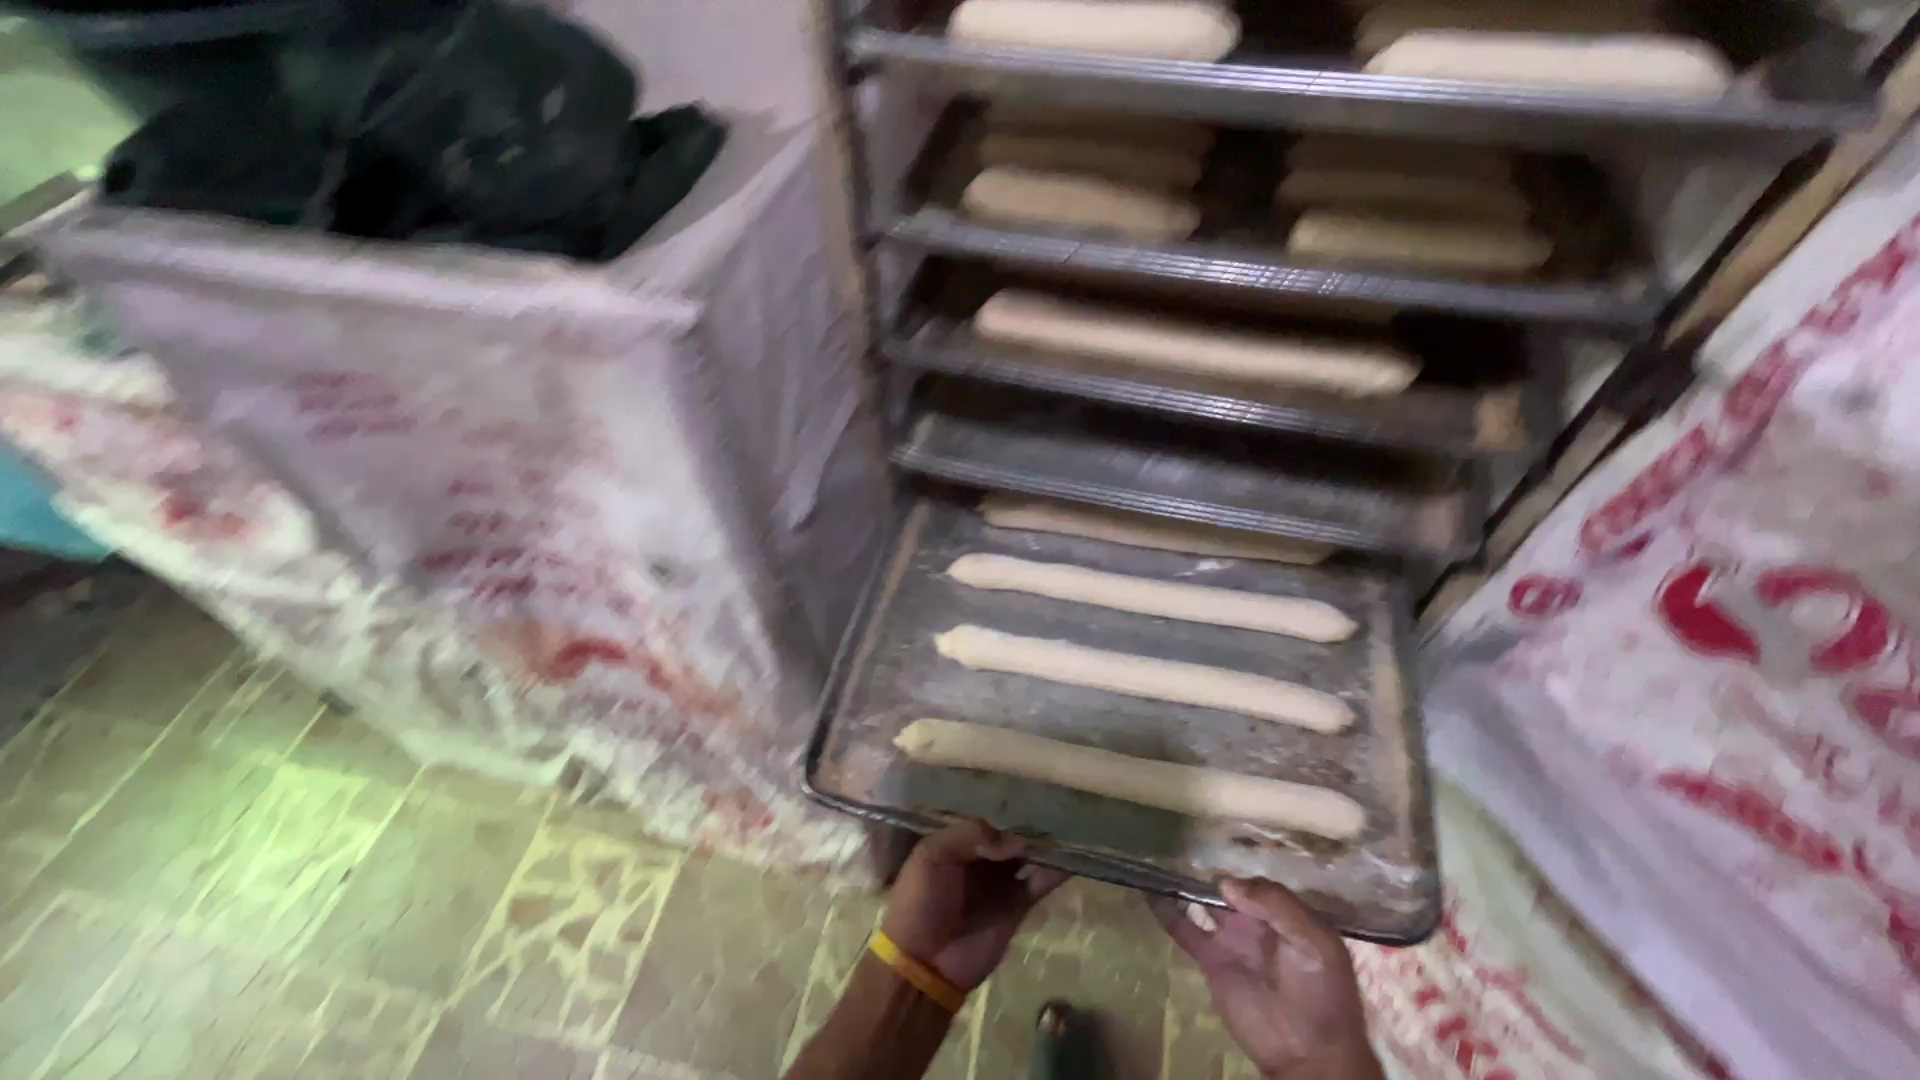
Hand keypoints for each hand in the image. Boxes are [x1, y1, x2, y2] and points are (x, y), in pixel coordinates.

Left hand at [881, 821, 1068, 990]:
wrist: (924, 961)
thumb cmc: (921, 901)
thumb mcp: (932, 855)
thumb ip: (971, 835)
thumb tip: (1017, 841)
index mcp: (956, 843)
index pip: (987, 820)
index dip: (1005, 809)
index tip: (1031, 795)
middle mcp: (981, 859)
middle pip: (1011, 835)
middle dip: (1031, 824)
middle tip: (1059, 806)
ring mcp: (1001, 882)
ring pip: (1029, 856)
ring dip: (1046, 845)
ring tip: (1073, 828)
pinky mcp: (1017, 906)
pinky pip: (1039, 883)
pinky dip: (1056, 871)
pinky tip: (1072, 858)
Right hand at [1153, 879, 1382, 1079]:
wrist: (1308, 1052)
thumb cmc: (1320, 993)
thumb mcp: (1314, 942)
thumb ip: (1277, 906)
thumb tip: (1225, 884)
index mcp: (1285, 913)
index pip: (1257, 883)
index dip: (1240, 875)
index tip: (1220, 872)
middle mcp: (1256, 920)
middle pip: (1227, 888)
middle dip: (1207, 870)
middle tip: (1177, 844)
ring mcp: (1230, 938)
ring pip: (1202, 903)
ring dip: (1183, 884)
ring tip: (1155, 860)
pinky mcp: (1209, 959)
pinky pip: (1184, 929)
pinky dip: (1165, 910)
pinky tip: (1149, 891)